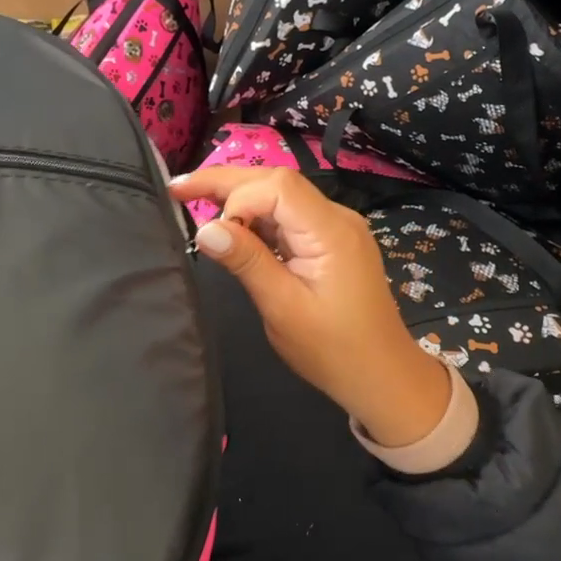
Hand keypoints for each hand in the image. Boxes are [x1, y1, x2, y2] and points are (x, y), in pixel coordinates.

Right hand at [169, 167, 453, 447]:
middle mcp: (336, 218)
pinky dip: (253, 216)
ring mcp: (334, 227)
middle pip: (274, 182)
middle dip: (224, 182)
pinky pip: (286, 215)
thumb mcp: (283, 309)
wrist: (384, 379)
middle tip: (176, 188)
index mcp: (331, 232)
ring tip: (191, 199)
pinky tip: (229, 225)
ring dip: (235, 196)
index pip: (277, 187)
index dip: (237, 198)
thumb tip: (204, 228)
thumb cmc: (334, 351)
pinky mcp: (328, 241)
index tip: (213, 233)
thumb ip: (246, 262)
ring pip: (278, 195)